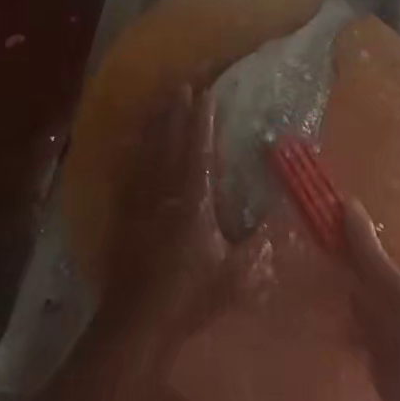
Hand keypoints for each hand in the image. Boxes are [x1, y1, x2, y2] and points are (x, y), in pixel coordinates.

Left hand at [20, 87, 243, 400]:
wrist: (138, 316)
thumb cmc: (190, 293)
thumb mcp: (234, 274)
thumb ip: (256, 246)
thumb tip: (275, 219)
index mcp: (193, 197)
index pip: (199, 147)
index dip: (203, 118)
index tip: (206, 92)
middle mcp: (164, 187)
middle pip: (170, 139)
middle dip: (177, 109)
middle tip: (182, 83)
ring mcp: (140, 197)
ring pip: (148, 149)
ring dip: (156, 123)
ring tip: (161, 101)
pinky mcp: (124, 210)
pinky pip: (131, 169)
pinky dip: (137, 150)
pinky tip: (136, 143)